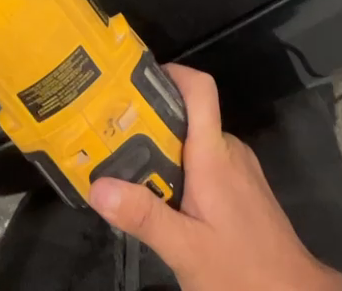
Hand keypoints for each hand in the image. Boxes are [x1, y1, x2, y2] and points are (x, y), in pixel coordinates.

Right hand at [89, 65, 341, 290]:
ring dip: (163, 151)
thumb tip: (98, 186)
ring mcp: (239, 168)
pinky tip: (160, 196)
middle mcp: (229, 151)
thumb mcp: (185, 249)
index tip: (134, 81)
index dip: (172, 73)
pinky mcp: (243, 187)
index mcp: (215, 155)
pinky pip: (207, 163)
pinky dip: (181, 170)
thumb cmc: (242, 268)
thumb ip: (144, 216)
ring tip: (125, 168)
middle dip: (149, 122)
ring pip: (196, 143)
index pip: (200, 89)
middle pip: (189, 116)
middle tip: (109, 135)